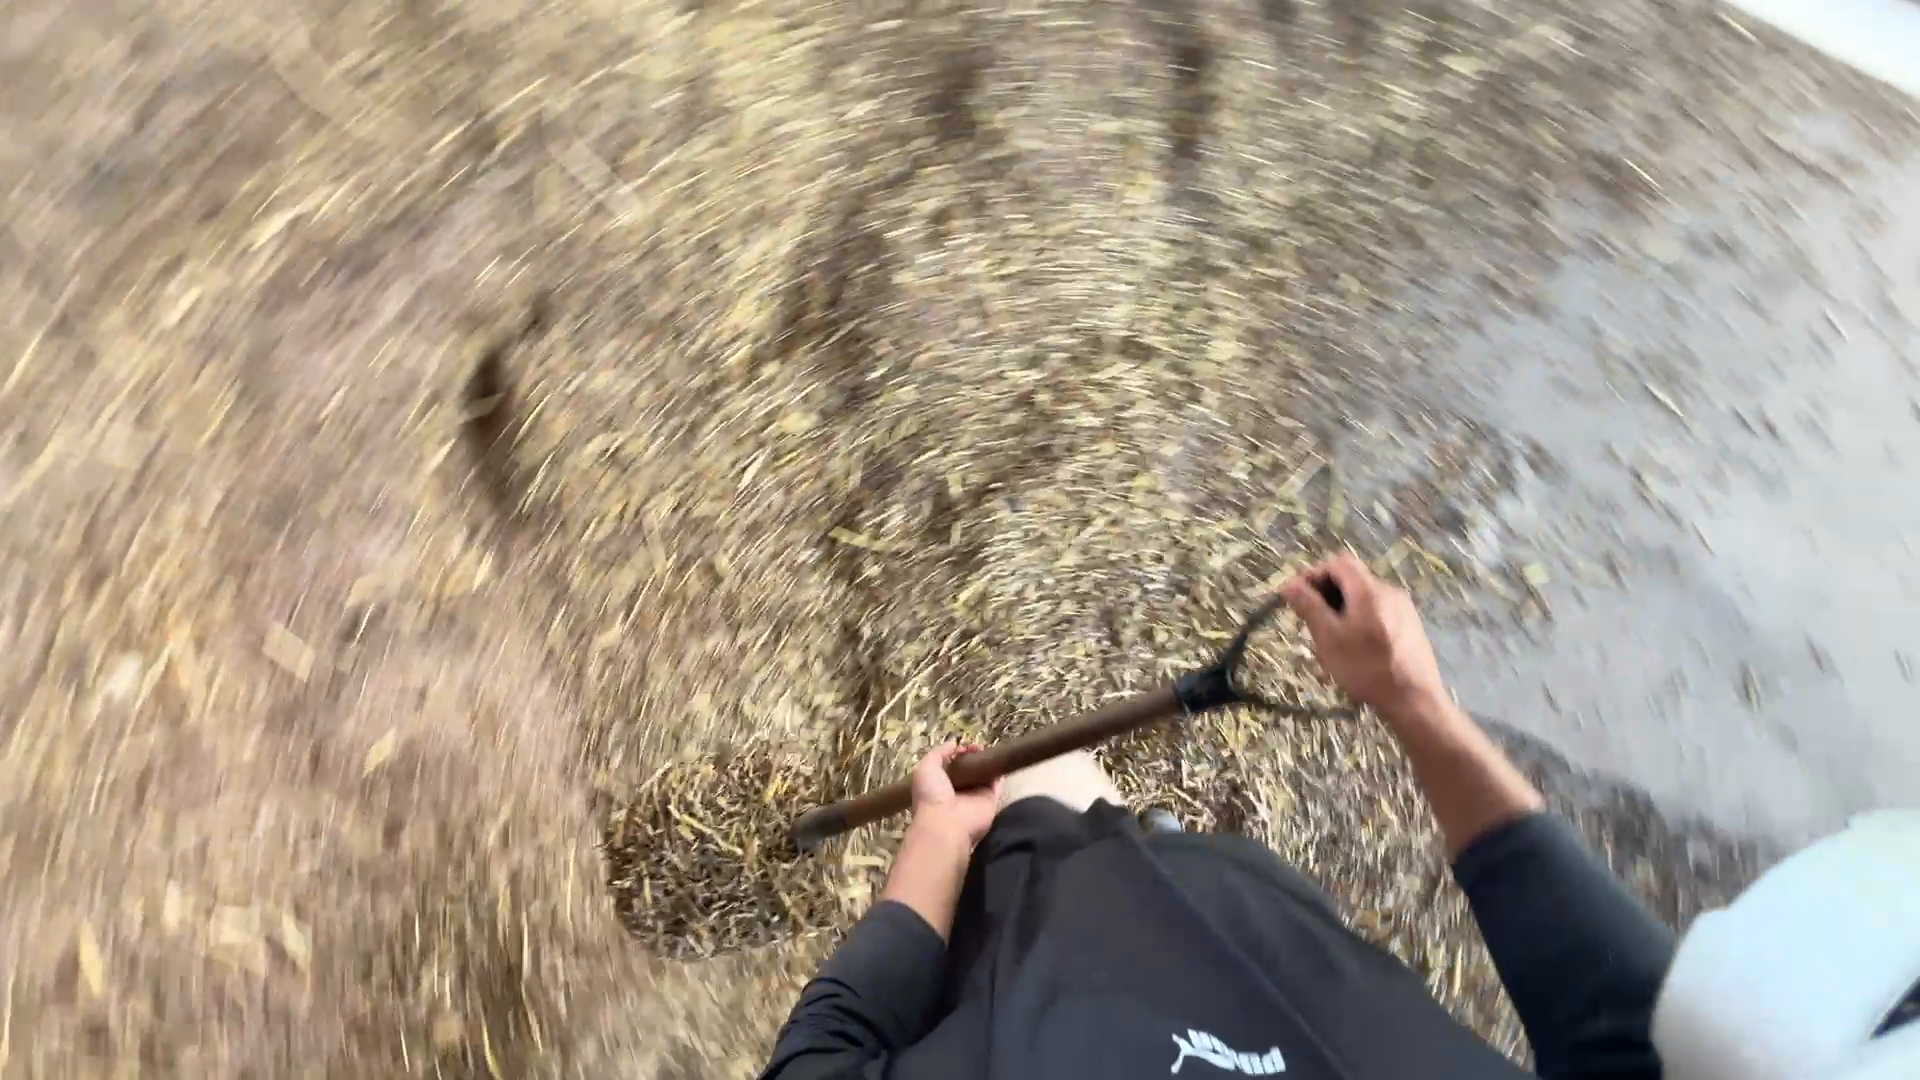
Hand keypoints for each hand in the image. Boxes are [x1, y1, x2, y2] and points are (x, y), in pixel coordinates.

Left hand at [908, 743, 1001, 845]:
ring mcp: (975, 795)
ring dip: (985, 761)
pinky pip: (997, 783)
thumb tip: (953, 743)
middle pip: (969, 768)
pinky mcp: (990, 800)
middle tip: (976, 747)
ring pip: (983, 774)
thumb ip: (939, 753)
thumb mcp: (926, 767)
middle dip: (973, 755)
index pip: (952, 765)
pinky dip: (998, 772)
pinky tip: (998, 760)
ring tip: (986, 751)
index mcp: (940, 784)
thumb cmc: (932, 794)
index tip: (962, 747)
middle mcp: (958, 789)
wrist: (947, 823)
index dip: (957, 753)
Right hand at [1279, 552, 1450, 725]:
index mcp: (1369, 590)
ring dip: (1340, 607)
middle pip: (1351, 578)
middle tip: (1310, 620)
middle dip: (1325, 593)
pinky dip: (1358, 617)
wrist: (1414, 700)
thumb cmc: (1365, 667)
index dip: (1313, 574)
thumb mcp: (1328, 637)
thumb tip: (1289, 584)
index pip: (1337, 563)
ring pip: (1363, 596)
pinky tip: (1354, 645)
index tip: (1298, 598)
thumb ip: (1308, 605)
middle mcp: (1390, 592)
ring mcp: (1403, 609)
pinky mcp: (1410, 625)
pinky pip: (1377, 610)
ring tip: (1329, 636)